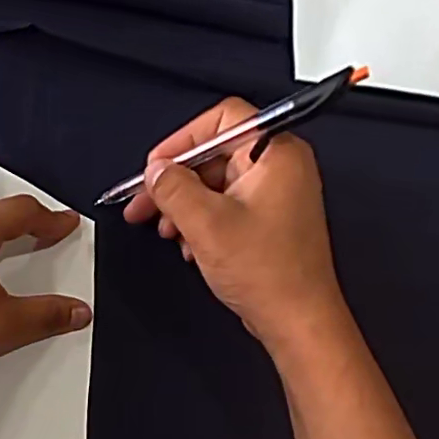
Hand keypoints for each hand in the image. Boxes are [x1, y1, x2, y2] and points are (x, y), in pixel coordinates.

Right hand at [121, 98, 344, 351]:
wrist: (294, 317)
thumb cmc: (271, 274)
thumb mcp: (206, 225)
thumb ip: (174, 190)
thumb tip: (155, 171)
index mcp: (275, 154)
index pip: (222, 121)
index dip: (181, 142)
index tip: (154, 167)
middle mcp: (278, 168)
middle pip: (212, 156)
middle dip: (174, 182)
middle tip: (144, 202)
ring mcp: (272, 195)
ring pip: (213, 185)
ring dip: (182, 206)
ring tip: (166, 229)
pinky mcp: (264, 220)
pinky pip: (221, 207)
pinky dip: (198, 222)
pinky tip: (187, 243)